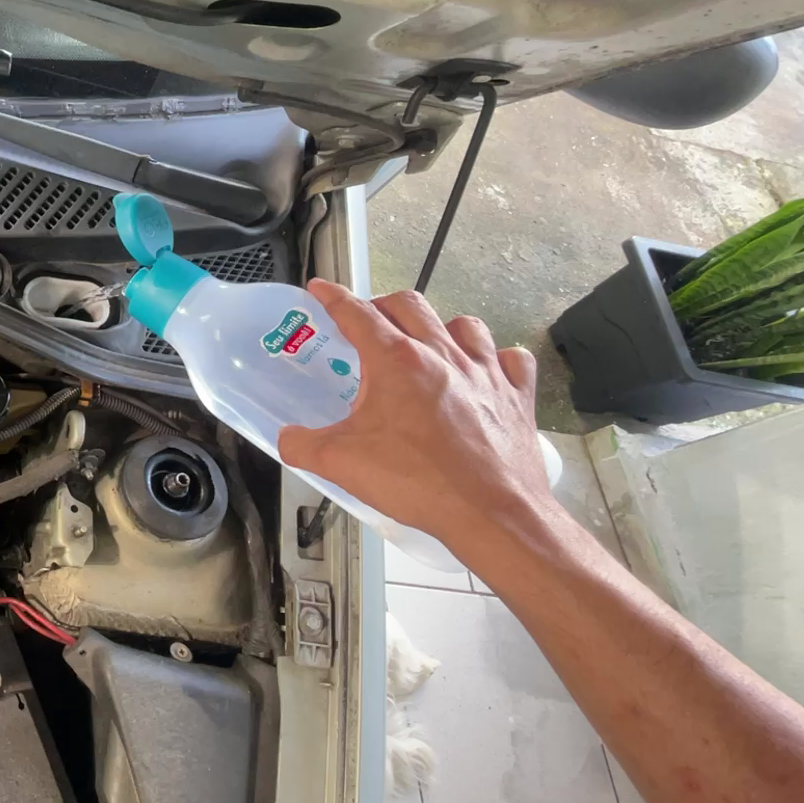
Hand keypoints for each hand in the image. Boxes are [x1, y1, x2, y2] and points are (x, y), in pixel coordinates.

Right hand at [278, 280, 554, 556]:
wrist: (491, 514)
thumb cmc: (415, 480)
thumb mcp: (338, 462)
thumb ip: (300, 444)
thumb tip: (287, 439)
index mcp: (394, 361)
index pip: (356, 313)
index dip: (332, 297)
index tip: (320, 288)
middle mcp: (441, 354)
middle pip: (409, 304)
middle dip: (382, 305)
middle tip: (368, 323)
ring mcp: (485, 372)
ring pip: (464, 323)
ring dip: (440, 327)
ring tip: (426, 345)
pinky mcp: (516, 396)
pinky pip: (510, 359)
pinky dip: (494, 358)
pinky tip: (482, 372)